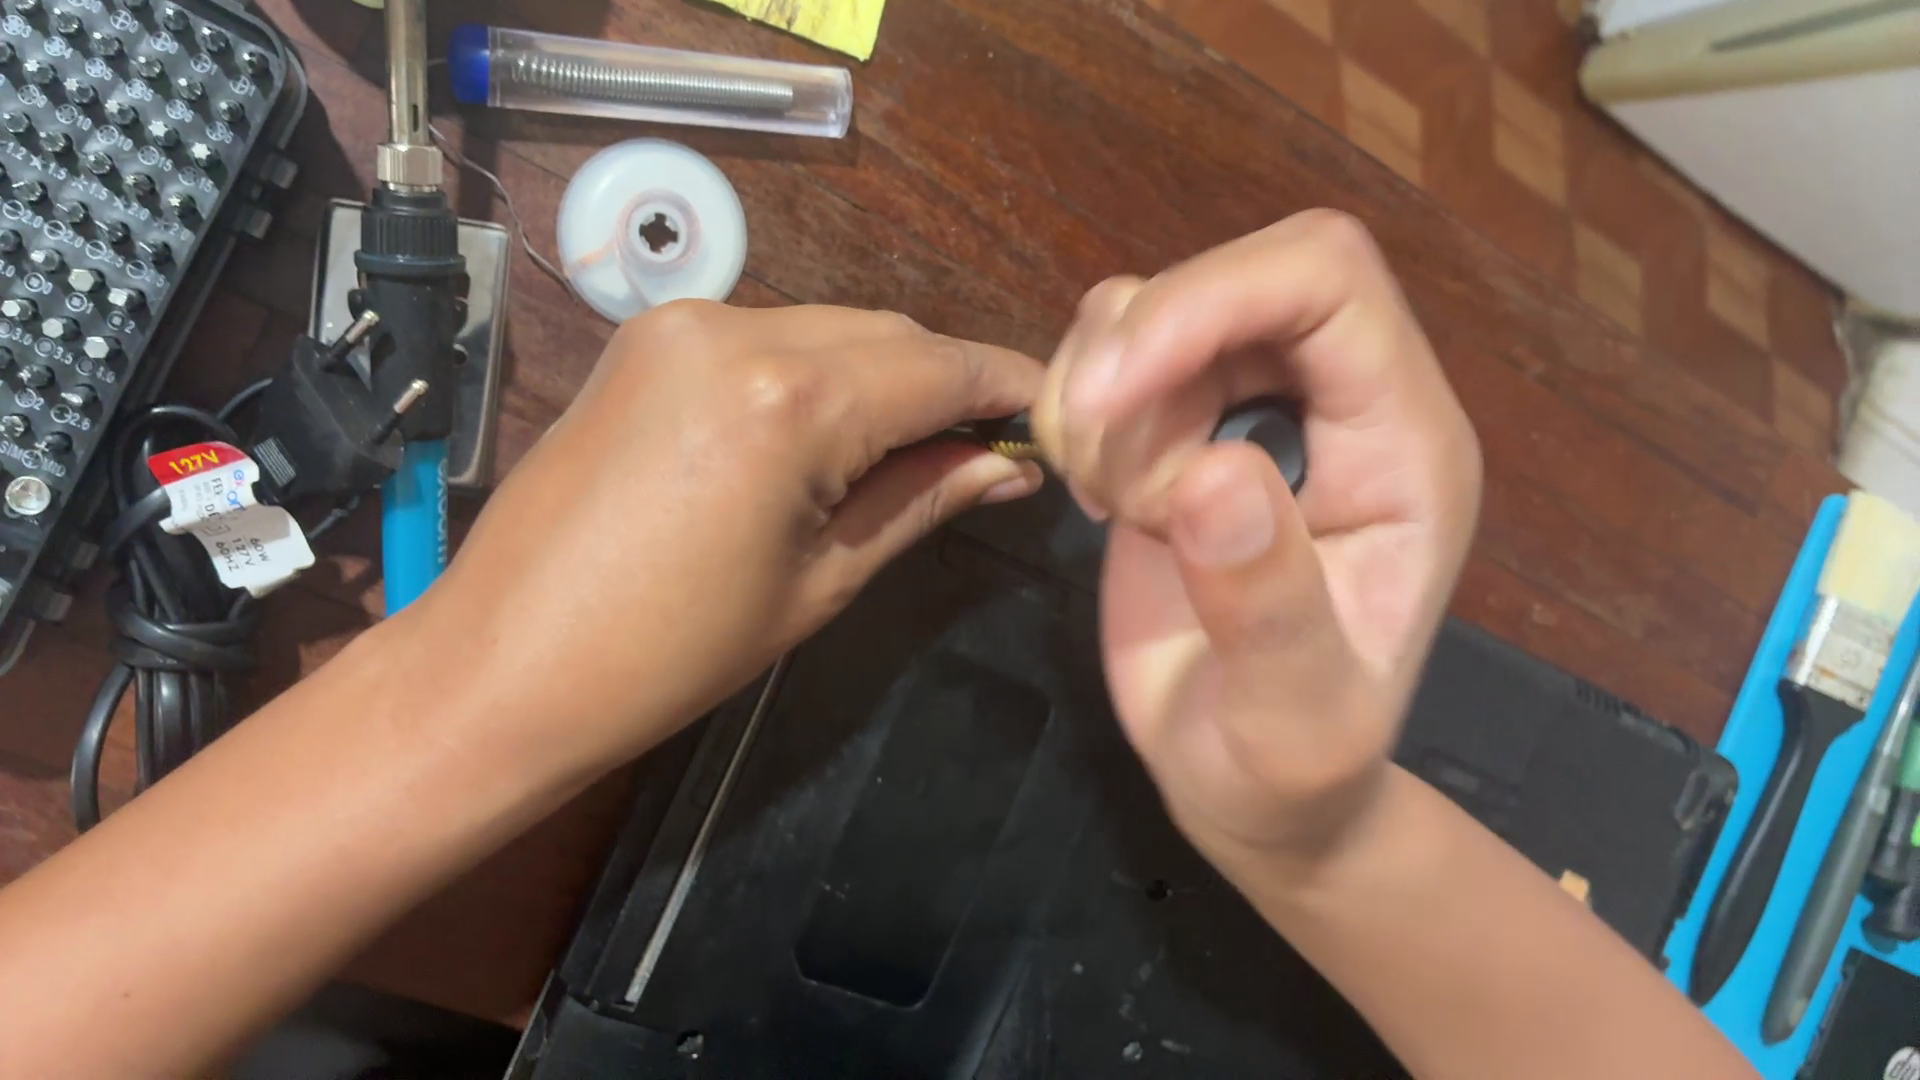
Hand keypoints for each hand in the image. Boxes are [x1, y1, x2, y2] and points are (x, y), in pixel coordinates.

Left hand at [409, 301, 1043, 773]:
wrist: (502, 665)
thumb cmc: (675, 652)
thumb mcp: (823, 580)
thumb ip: (922, 499)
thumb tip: (1010, 466)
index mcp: (789, 402)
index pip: (938, 368)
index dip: (1007, 386)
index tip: (1052, 417)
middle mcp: (738, 329)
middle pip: (890, 335)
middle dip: (951, 383)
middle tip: (989, 448)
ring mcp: (684, 324)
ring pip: (834, 329)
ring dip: (890, 376)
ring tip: (919, 445)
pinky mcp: (651, 339)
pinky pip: (774, 337)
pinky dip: (826, 373)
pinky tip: (837, 429)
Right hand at [1031, 211, 1480, 880]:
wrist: (1244, 776)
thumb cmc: (1287, 767)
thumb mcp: (1291, 724)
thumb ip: (1270, 610)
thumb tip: (1214, 474)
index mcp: (1401, 444)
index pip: (1323, 279)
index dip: (1207, 302)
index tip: (1111, 401)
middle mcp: (1332, 401)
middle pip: (1221, 279)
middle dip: (1134, 376)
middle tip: (1109, 502)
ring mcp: (1248, 407)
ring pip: (1142, 310)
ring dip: (1096, 407)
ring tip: (1116, 516)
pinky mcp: (1175, 428)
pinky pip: (1103, 353)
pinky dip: (1073, 414)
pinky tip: (1102, 502)